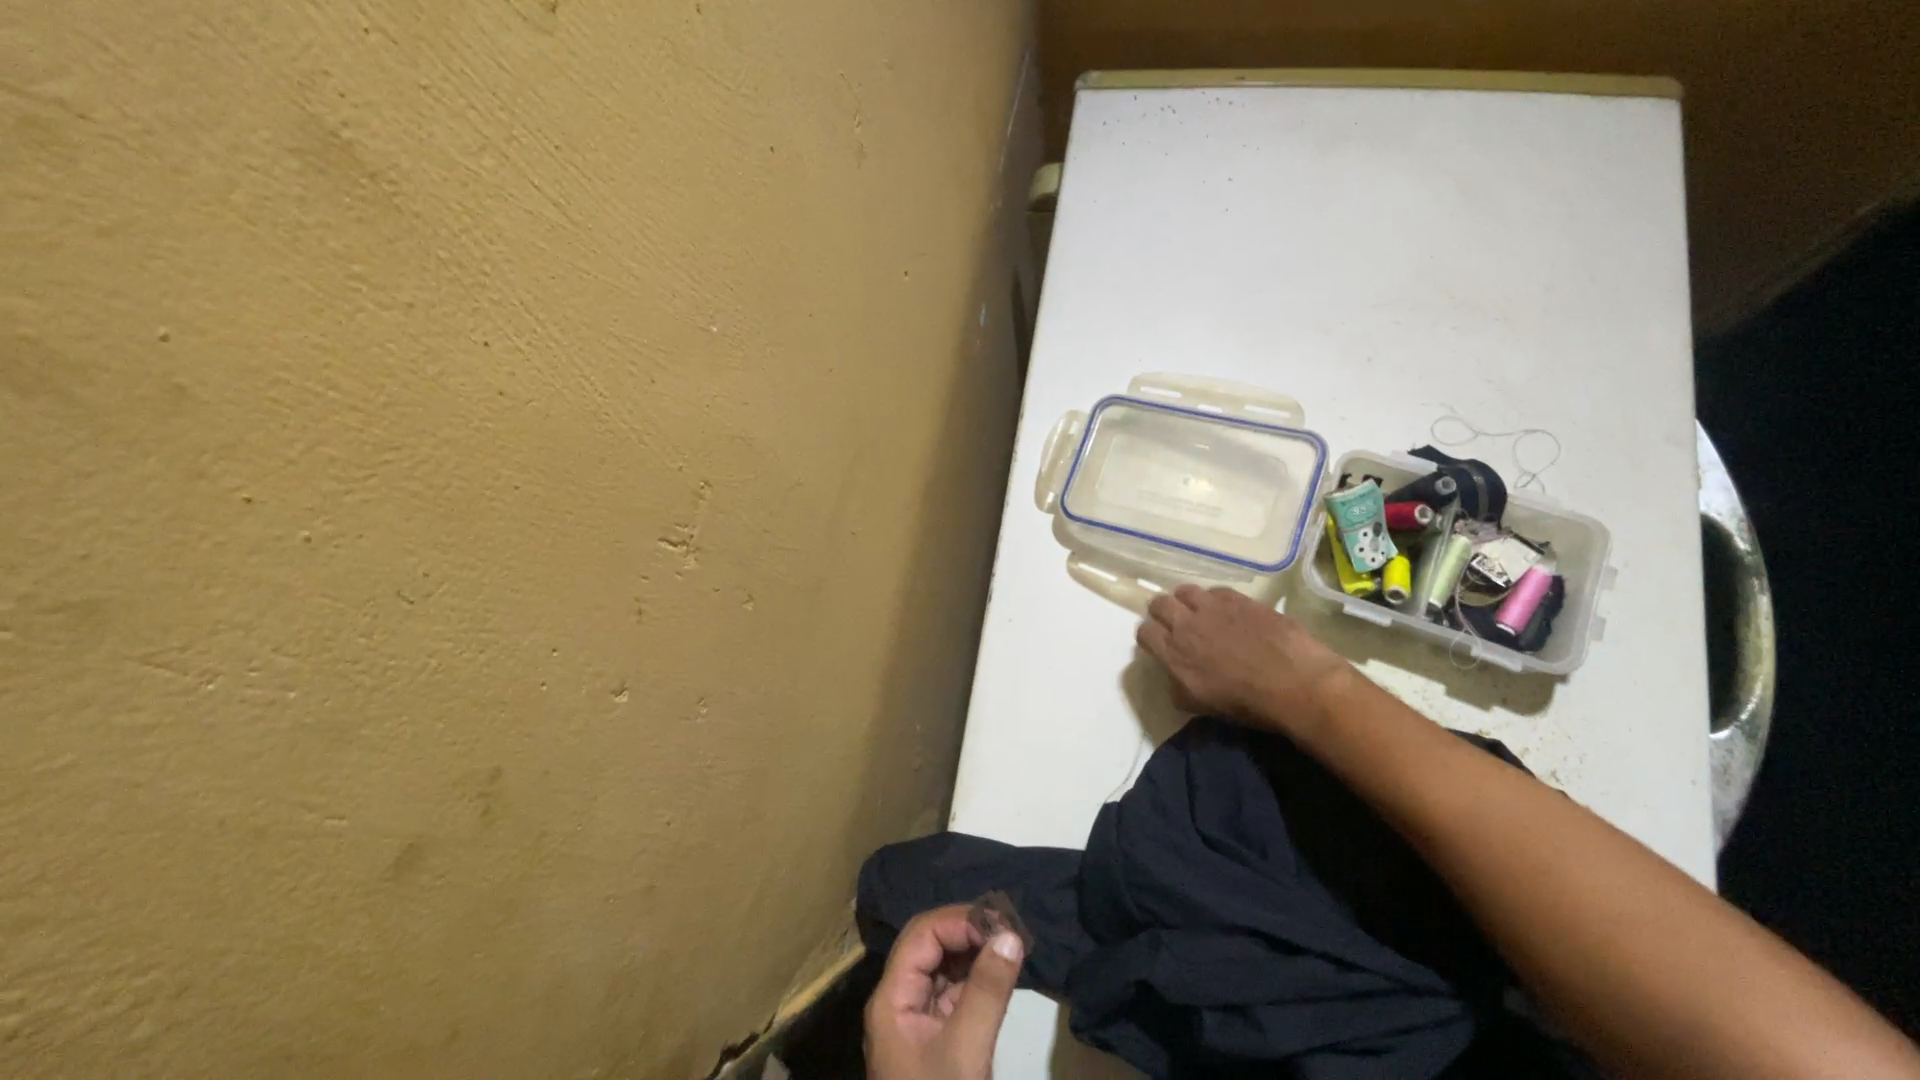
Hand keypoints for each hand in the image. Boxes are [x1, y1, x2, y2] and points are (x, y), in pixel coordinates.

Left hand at [865, 904, 1023, 1079]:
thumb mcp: (966, 1049)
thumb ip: (987, 991)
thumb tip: (1010, 934)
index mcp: (892, 998)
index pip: (921, 936)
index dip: (958, 922)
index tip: (1001, 924)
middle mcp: (899, 1001)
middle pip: (928, 947)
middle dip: (967, 932)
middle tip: (1010, 929)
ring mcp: (917, 1020)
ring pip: (943, 968)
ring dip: (975, 952)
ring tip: (1012, 944)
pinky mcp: (937, 1038)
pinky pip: (954, 993)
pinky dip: (978, 978)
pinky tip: (1003, 973)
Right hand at [1135, 585, 1349, 727]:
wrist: (1294, 682)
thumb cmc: (1246, 703)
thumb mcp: (1201, 706)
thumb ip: (1178, 688)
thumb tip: (1174, 678)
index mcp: (1174, 653)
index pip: (1144, 632)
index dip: (1150, 636)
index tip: (1159, 643)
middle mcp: (1187, 624)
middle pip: (1159, 603)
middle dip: (1163, 611)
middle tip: (1176, 623)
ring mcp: (1214, 607)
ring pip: (1186, 591)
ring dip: (1188, 601)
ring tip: (1201, 613)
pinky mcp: (1240, 599)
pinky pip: (1216, 591)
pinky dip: (1216, 600)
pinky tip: (1229, 612)